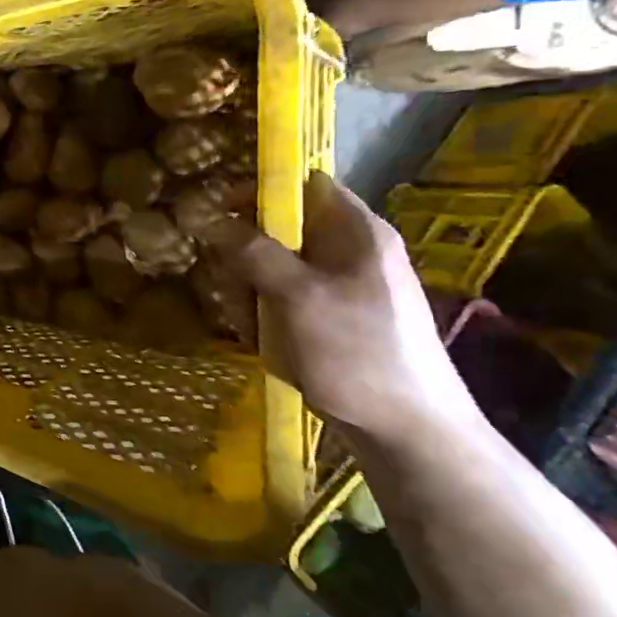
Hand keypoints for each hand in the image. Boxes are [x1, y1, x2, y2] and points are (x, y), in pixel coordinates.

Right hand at [209, 172, 480, 444]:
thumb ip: (251, 251)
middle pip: (282, 229)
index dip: (261, 188)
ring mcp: (345, 288)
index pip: (304, 183)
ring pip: (278, 268)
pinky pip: (288, 300)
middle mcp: (352, 252)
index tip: (218, 210)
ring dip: (252, 291)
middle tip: (233, 286)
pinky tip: (265, 342)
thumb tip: (206, 216)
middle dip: (247, 255)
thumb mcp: (296, 296)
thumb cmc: (357, 353)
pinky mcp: (337, 320)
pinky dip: (269, 315)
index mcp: (357, 232)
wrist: (410, 433)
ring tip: (250, 325)